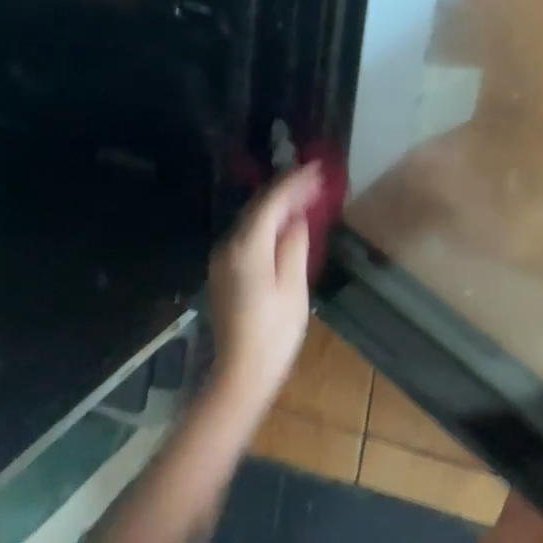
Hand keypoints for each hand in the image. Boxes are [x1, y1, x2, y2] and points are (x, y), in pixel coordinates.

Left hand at [207, 164, 322, 407]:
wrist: (242, 373)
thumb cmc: (274, 332)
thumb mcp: (294, 286)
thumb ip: (295, 246)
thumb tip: (298, 220)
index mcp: (247, 250)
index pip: (271, 203)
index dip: (295, 183)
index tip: (319, 168)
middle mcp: (229, 249)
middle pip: (258, 208)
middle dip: (287, 189)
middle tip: (318, 177)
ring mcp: (223, 262)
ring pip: (252, 220)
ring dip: (279, 205)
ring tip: (309, 195)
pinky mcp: (226, 273)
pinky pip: (249, 235)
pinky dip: (270, 222)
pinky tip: (289, 223)